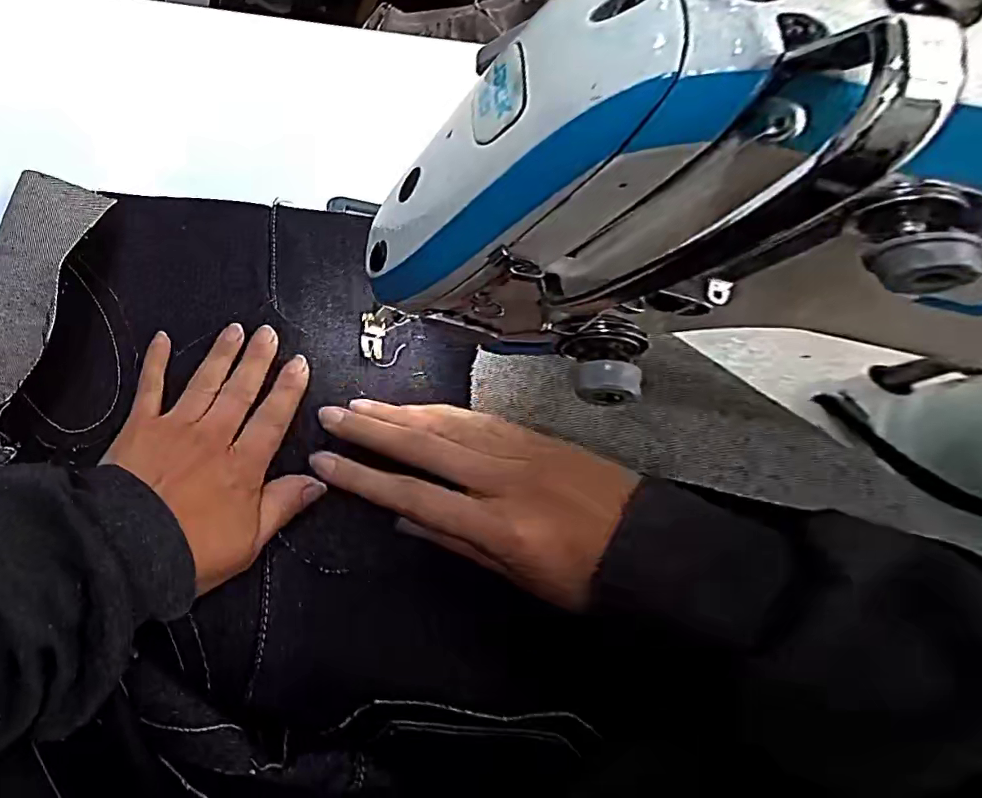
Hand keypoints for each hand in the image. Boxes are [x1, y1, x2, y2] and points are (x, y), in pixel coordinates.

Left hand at [104, 324, 324, 594]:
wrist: (129, 549)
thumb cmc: (190, 552)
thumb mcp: (248, 541)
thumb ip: (282, 505)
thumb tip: (317, 481)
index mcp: (241, 466)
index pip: (272, 419)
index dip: (288, 389)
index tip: (298, 363)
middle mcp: (212, 437)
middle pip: (240, 391)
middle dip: (257, 360)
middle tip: (268, 333)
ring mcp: (176, 427)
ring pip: (205, 381)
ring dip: (221, 354)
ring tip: (235, 330)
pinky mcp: (141, 426)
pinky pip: (150, 386)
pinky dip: (156, 361)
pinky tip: (162, 338)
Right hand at [310, 401, 639, 610]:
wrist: (655, 546)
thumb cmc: (585, 577)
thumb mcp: (519, 577)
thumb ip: (455, 542)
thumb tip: (403, 517)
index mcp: (497, 524)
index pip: (412, 493)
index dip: (363, 477)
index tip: (326, 461)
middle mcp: (502, 477)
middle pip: (421, 444)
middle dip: (369, 428)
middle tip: (331, 413)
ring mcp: (517, 449)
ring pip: (444, 421)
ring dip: (396, 410)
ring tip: (360, 404)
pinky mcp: (531, 434)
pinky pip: (473, 416)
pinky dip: (436, 407)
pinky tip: (414, 404)